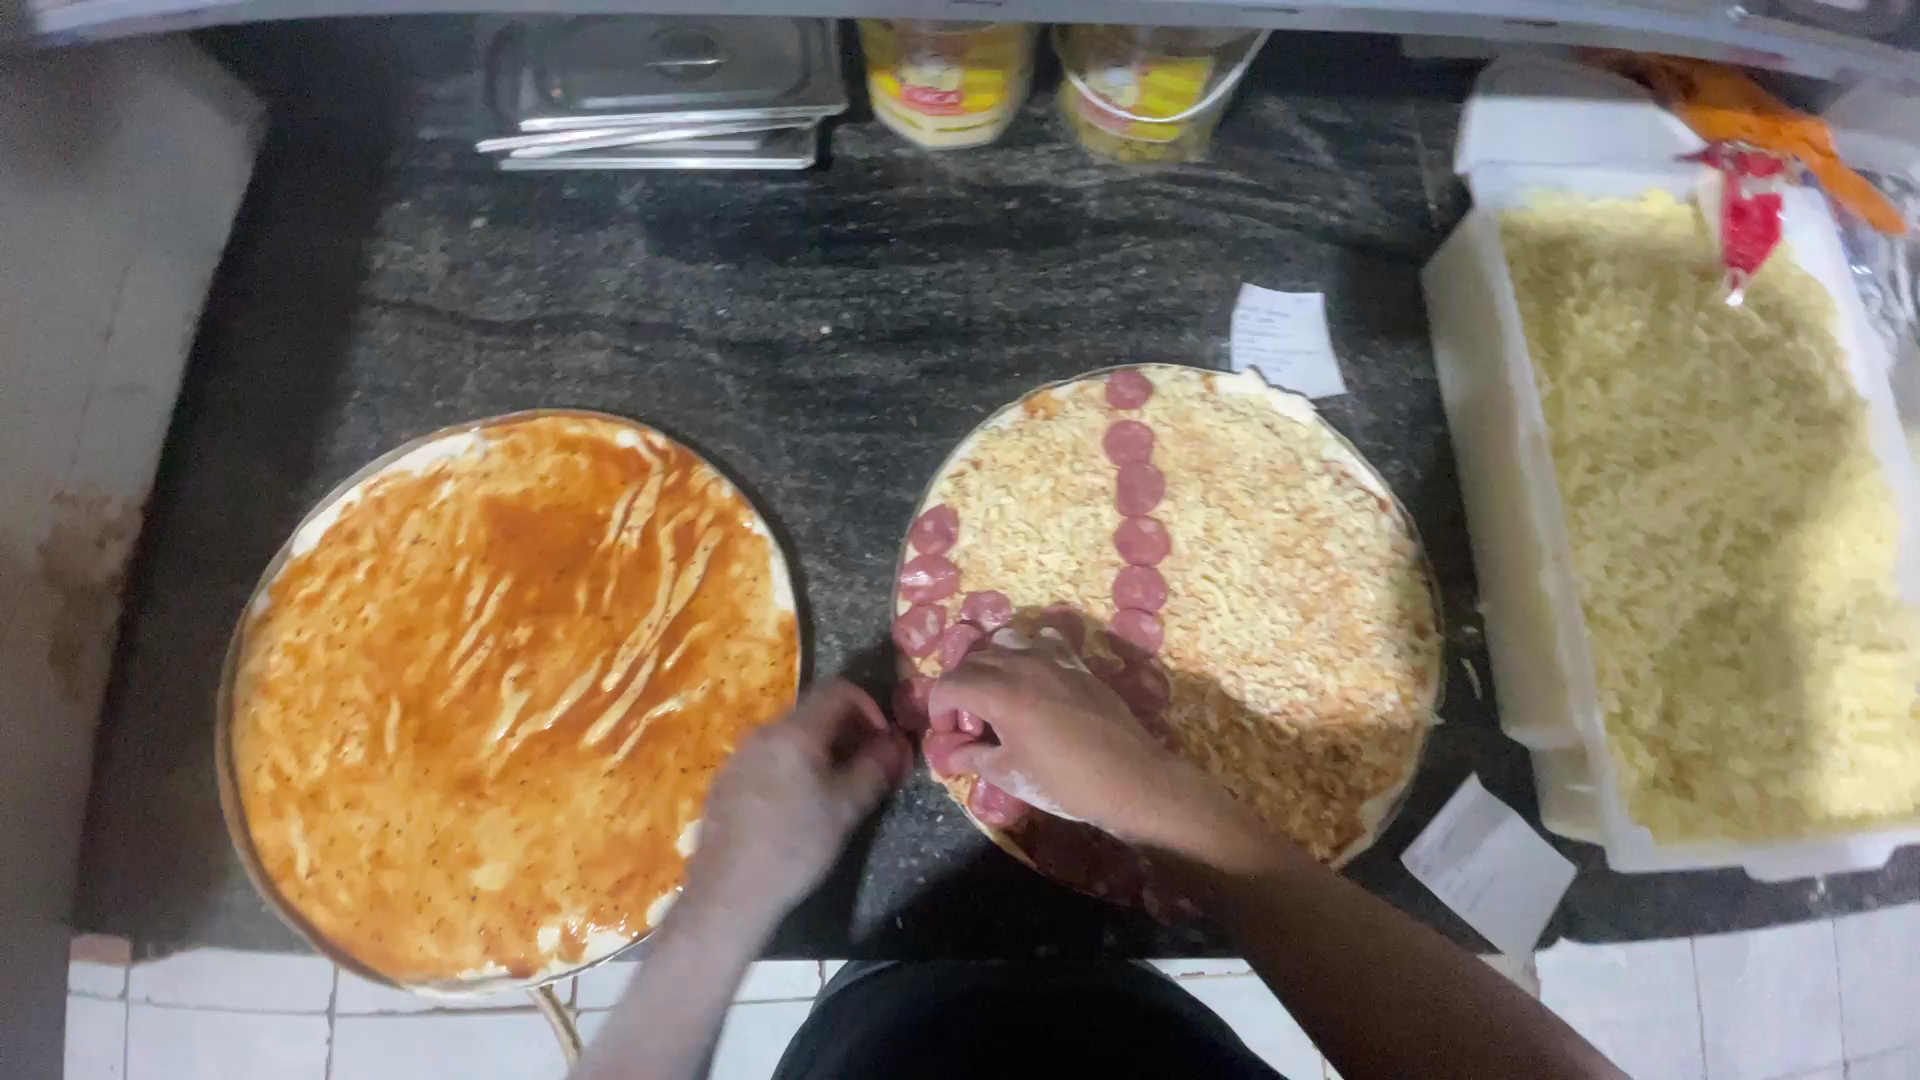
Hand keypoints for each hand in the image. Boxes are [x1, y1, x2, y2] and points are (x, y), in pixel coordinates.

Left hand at [675, 678, 910, 934]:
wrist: (726, 894)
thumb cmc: (794, 846)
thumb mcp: (846, 807)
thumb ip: (877, 766)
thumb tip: (898, 742)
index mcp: (795, 730)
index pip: (839, 689)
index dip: (870, 706)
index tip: (883, 740)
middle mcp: (764, 732)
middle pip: (814, 712)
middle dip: (848, 732)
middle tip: (867, 767)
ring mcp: (740, 756)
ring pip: (791, 737)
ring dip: (821, 751)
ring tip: (835, 790)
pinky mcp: (725, 781)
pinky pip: (768, 758)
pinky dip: (793, 767)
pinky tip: (796, 808)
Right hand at [926, 635, 1217, 844]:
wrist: (1130, 778)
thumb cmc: (1066, 782)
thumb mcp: (1010, 775)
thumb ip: (972, 756)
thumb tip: (949, 752)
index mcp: (1000, 693)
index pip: (949, 684)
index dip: (938, 708)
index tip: (948, 732)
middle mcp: (1022, 664)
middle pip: (972, 660)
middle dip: (961, 689)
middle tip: (972, 724)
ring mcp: (1052, 658)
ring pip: (1004, 641)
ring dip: (990, 665)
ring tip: (998, 696)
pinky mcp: (1075, 662)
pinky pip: (1042, 639)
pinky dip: (1028, 651)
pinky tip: (1034, 677)